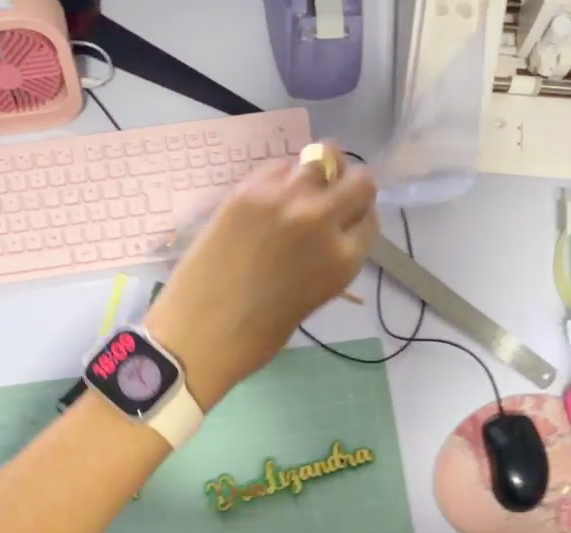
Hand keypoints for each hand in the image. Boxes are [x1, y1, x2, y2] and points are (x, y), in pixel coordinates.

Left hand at [146, 141, 377, 406]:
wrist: (200, 334)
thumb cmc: (256, 335)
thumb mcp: (311, 299)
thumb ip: (328, 260)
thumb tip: (328, 232)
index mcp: (343, 261)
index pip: (370, 219)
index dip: (358, 218)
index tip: (346, 222)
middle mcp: (322, 221)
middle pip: (359, 181)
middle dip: (348, 187)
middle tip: (329, 199)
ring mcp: (284, 199)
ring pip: (320, 159)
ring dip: (316, 173)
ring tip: (297, 194)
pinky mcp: (248, 189)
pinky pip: (279, 166)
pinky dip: (281, 178)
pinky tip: (266, 202)